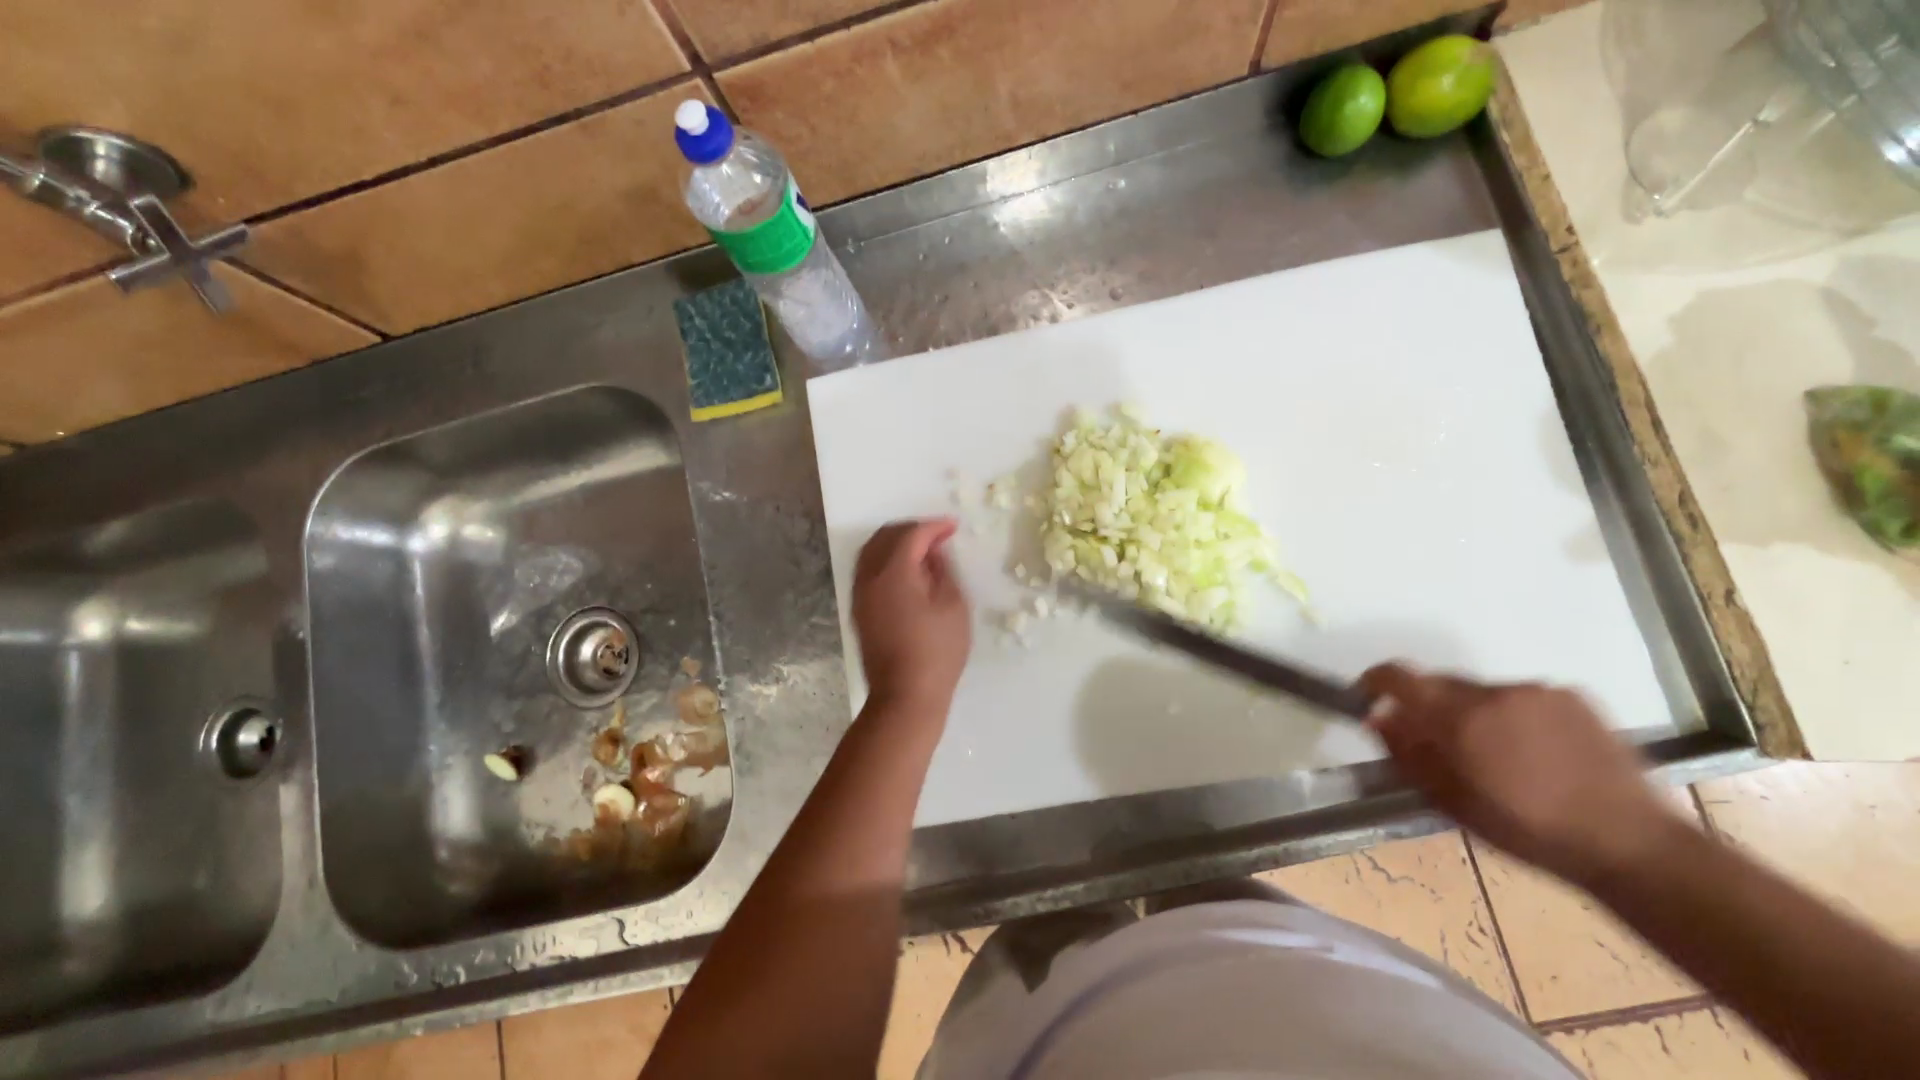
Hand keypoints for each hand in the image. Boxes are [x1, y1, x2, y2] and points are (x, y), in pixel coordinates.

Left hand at [853, 519, 971, 713]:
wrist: (905, 695)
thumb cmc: (937, 652)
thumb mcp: (953, 606)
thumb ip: (942, 571)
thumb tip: (931, 554)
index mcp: (893, 572)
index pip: (911, 534)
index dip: (933, 526)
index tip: (953, 527)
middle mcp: (869, 577)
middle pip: (885, 537)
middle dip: (912, 530)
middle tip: (938, 535)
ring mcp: (860, 595)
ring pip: (872, 552)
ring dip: (896, 543)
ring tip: (922, 549)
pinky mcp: (859, 610)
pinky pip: (868, 570)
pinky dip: (886, 560)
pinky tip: (906, 571)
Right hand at [1359, 663, 1686, 886]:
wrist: (1629, 841)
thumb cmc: (1529, 831)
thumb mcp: (1453, 802)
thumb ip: (1409, 755)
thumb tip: (1378, 719)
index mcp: (1461, 718)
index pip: (1401, 677)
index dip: (1376, 681)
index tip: (1368, 696)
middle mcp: (1496, 691)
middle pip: (1443, 684)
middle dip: (1431, 708)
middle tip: (1439, 745)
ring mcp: (1538, 690)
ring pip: (1485, 693)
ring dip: (1476, 714)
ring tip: (1498, 758)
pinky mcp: (1573, 697)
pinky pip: (1525, 699)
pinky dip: (1516, 718)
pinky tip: (1537, 755)